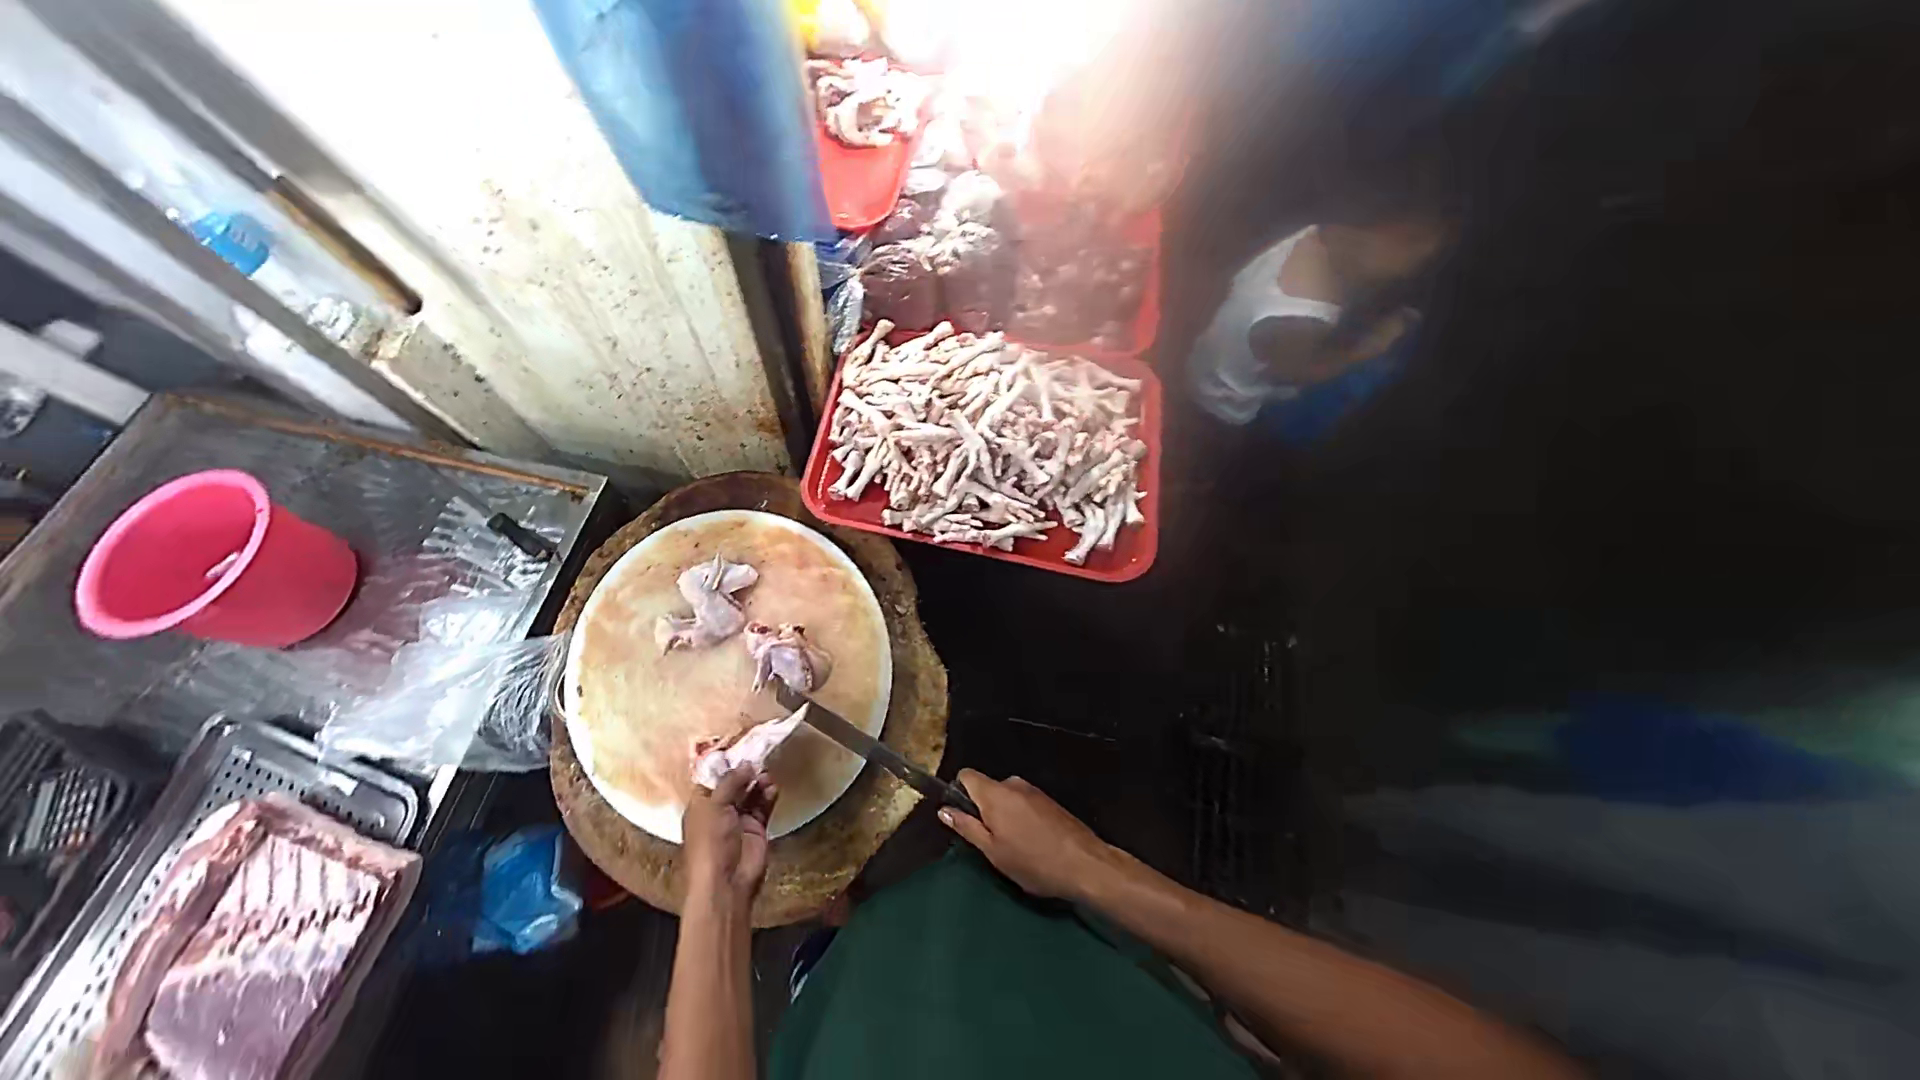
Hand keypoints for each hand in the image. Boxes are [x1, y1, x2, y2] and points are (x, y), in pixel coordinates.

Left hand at [682, 767, 778, 906]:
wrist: (727, 883)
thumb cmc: (711, 843)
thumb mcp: (714, 806)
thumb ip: (730, 782)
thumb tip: (746, 764)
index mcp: (700, 805)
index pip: (711, 778)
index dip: (724, 763)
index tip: (740, 745)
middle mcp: (718, 810)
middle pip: (733, 784)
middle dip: (745, 771)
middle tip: (759, 755)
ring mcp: (738, 820)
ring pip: (750, 793)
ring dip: (758, 782)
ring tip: (767, 774)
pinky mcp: (756, 828)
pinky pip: (763, 806)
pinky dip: (768, 796)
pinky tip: (773, 788)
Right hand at [938, 770, 1121, 901]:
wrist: (1084, 864)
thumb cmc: (1033, 862)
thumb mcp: (993, 851)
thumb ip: (966, 827)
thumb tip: (944, 810)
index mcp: (995, 793)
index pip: (966, 775)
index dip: (959, 792)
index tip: (962, 817)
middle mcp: (1013, 784)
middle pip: (987, 788)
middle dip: (983, 810)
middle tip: (989, 842)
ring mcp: (1034, 791)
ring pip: (1006, 797)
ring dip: (1003, 816)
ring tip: (1013, 847)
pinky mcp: (1049, 800)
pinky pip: (1023, 802)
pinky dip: (1020, 818)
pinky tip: (1031, 843)